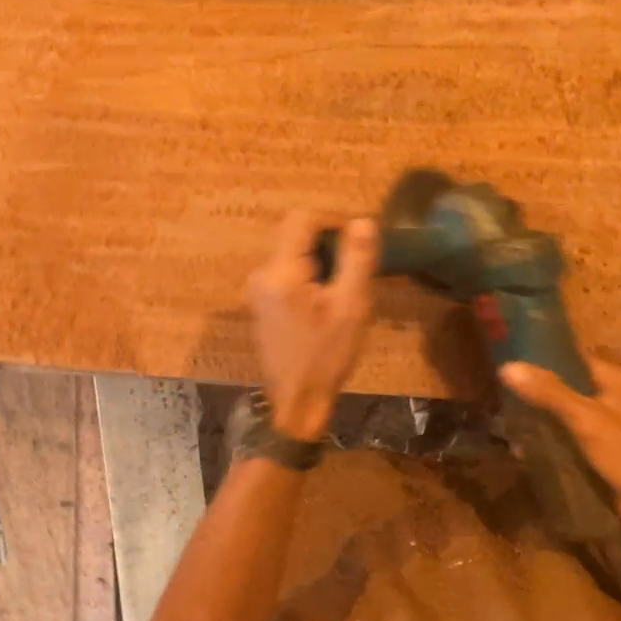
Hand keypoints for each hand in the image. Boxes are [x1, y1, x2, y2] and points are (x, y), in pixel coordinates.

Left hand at [245, 212, 378, 440]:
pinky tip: (328, 298)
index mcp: (281, 272)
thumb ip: (356, 260)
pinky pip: (287, 272)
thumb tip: (362, 222)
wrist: (297, 401)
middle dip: (327, 239)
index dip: (333, 219)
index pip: (302, 219)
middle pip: (295, 234)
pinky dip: (309, 273)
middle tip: (357, 261)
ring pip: (292, 253)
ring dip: (320, 257)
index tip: (358, 236)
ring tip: (346, 281)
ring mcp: (258, 289)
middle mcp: (262, 274)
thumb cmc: (326, 356)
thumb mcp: (351, 307)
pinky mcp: (261, 302)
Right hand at [500, 357, 620, 535]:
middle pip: (568, 385)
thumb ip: (548, 392)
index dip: (541, 358)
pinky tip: (528, 444)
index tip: (508, 362)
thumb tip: (507, 367)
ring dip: (543, 417)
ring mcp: (613, 423)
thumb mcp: (586, 419)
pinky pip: (574, 434)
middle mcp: (616, 396)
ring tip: (508, 420)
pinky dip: (554, 437)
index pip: (573, 358)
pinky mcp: (608, 448)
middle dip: (537, 392)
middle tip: (501, 395)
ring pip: (568, 412)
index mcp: (617, 380)